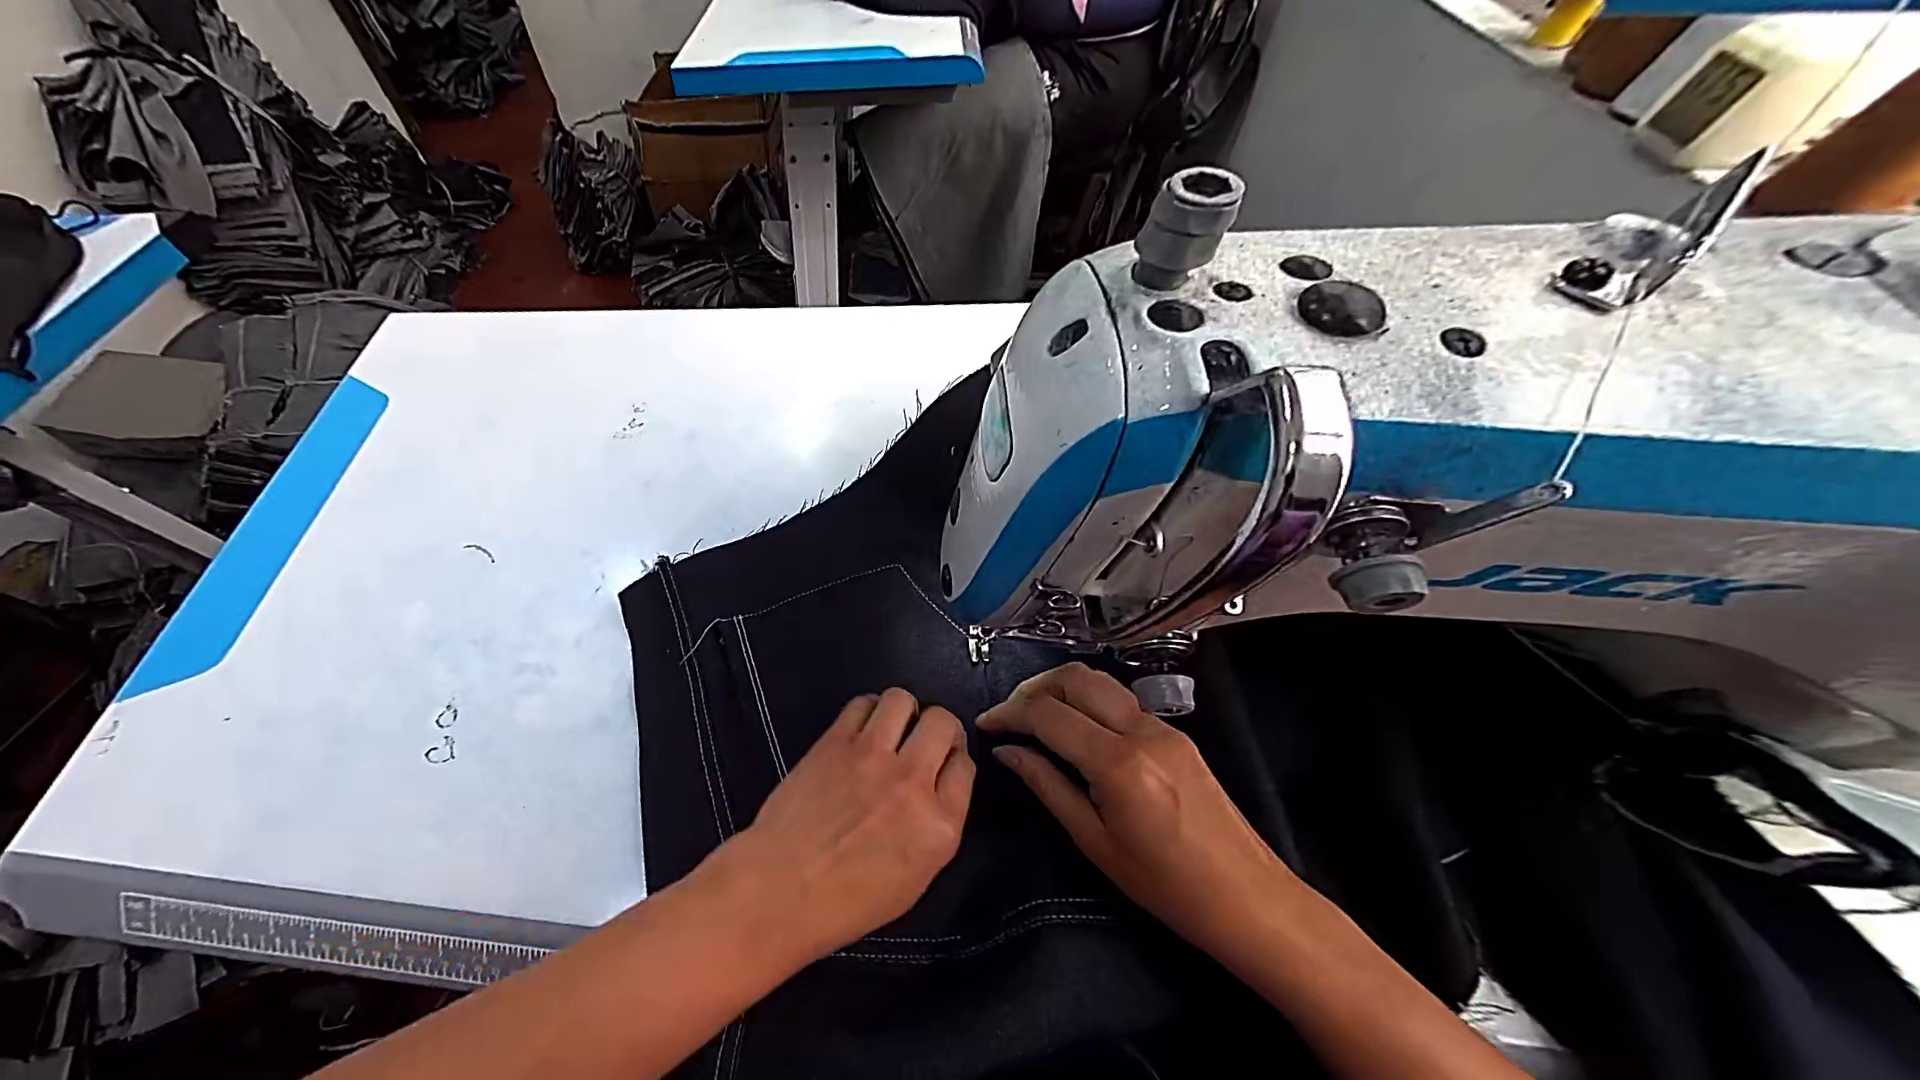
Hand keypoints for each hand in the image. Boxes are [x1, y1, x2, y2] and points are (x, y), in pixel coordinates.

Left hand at [707, 688, 974, 961]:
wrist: (779, 892)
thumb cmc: (845, 902)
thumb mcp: (915, 879)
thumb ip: (935, 828)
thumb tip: (935, 789)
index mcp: (939, 824)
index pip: (965, 765)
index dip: (954, 761)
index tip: (941, 765)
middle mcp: (912, 782)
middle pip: (943, 722)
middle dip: (939, 728)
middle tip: (923, 740)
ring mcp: (872, 757)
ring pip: (903, 700)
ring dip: (903, 711)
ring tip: (892, 729)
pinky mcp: (835, 743)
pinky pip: (862, 704)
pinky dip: (867, 711)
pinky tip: (862, 730)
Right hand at [977, 663, 1291, 952]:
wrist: (1249, 897)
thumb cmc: (1166, 886)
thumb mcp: (1095, 841)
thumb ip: (1047, 786)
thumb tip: (1008, 752)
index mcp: (1118, 762)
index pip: (1048, 714)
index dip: (1009, 713)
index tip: (987, 724)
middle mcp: (1142, 730)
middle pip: (1075, 678)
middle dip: (1033, 687)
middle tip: (1009, 715)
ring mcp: (1163, 727)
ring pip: (1100, 681)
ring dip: (1061, 688)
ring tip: (1035, 716)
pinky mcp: (1176, 733)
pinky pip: (1122, 702)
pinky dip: (1089, 702)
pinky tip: (1076, 729)